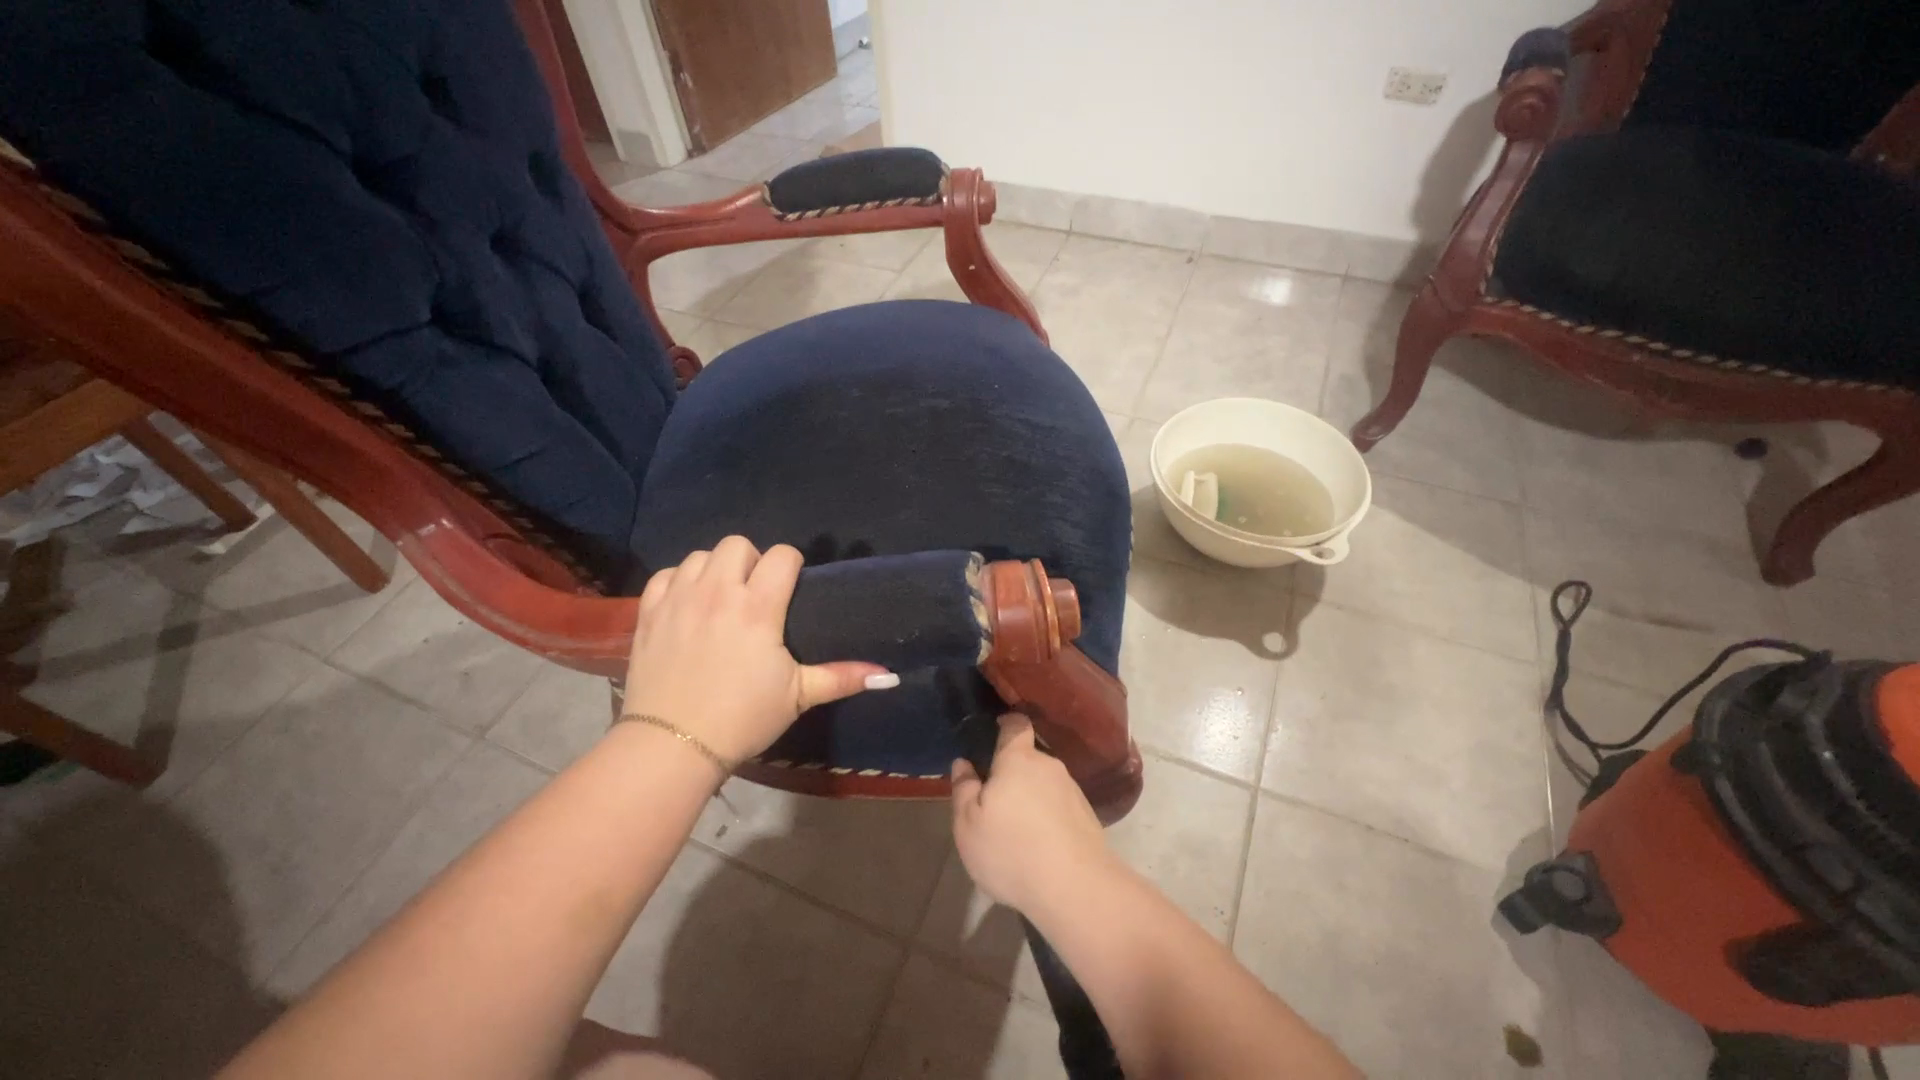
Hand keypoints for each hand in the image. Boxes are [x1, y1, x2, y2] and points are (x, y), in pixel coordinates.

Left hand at [622, 537, 890, 765]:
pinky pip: (665, 575)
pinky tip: (687, 604)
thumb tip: (890, 676)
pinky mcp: (648, 613)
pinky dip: (679, 582)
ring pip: (699, 556)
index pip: (782, 556)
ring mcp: (678, 599)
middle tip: (755, 593)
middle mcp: (717, 592)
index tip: (792, 588)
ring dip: (714, 569)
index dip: (792, 565)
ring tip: (721, 598)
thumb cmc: (742, 719)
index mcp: (758, 607)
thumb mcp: (797, 697)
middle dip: (751, 561)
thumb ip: (841, 678)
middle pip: (737, 544)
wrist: (672, 745)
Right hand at [950, 714, 1115, 914]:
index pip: (1016, 725)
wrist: (1075, 888)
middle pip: (1028, 760)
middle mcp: (1050, 767)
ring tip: (1016, 833)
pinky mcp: (1087, 817)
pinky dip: (1047, 819)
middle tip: (994, 804)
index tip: (995, 730)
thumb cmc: (1011, 851)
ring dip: (1030, 800)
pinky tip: (1039, 847)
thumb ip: (964, 789)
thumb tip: (964, 764)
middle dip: (1012, 774)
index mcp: (1019, 760)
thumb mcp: (968, 824)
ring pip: (1044, 785)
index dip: (1006, 723)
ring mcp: (1073, 791)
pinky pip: (1059, 807)